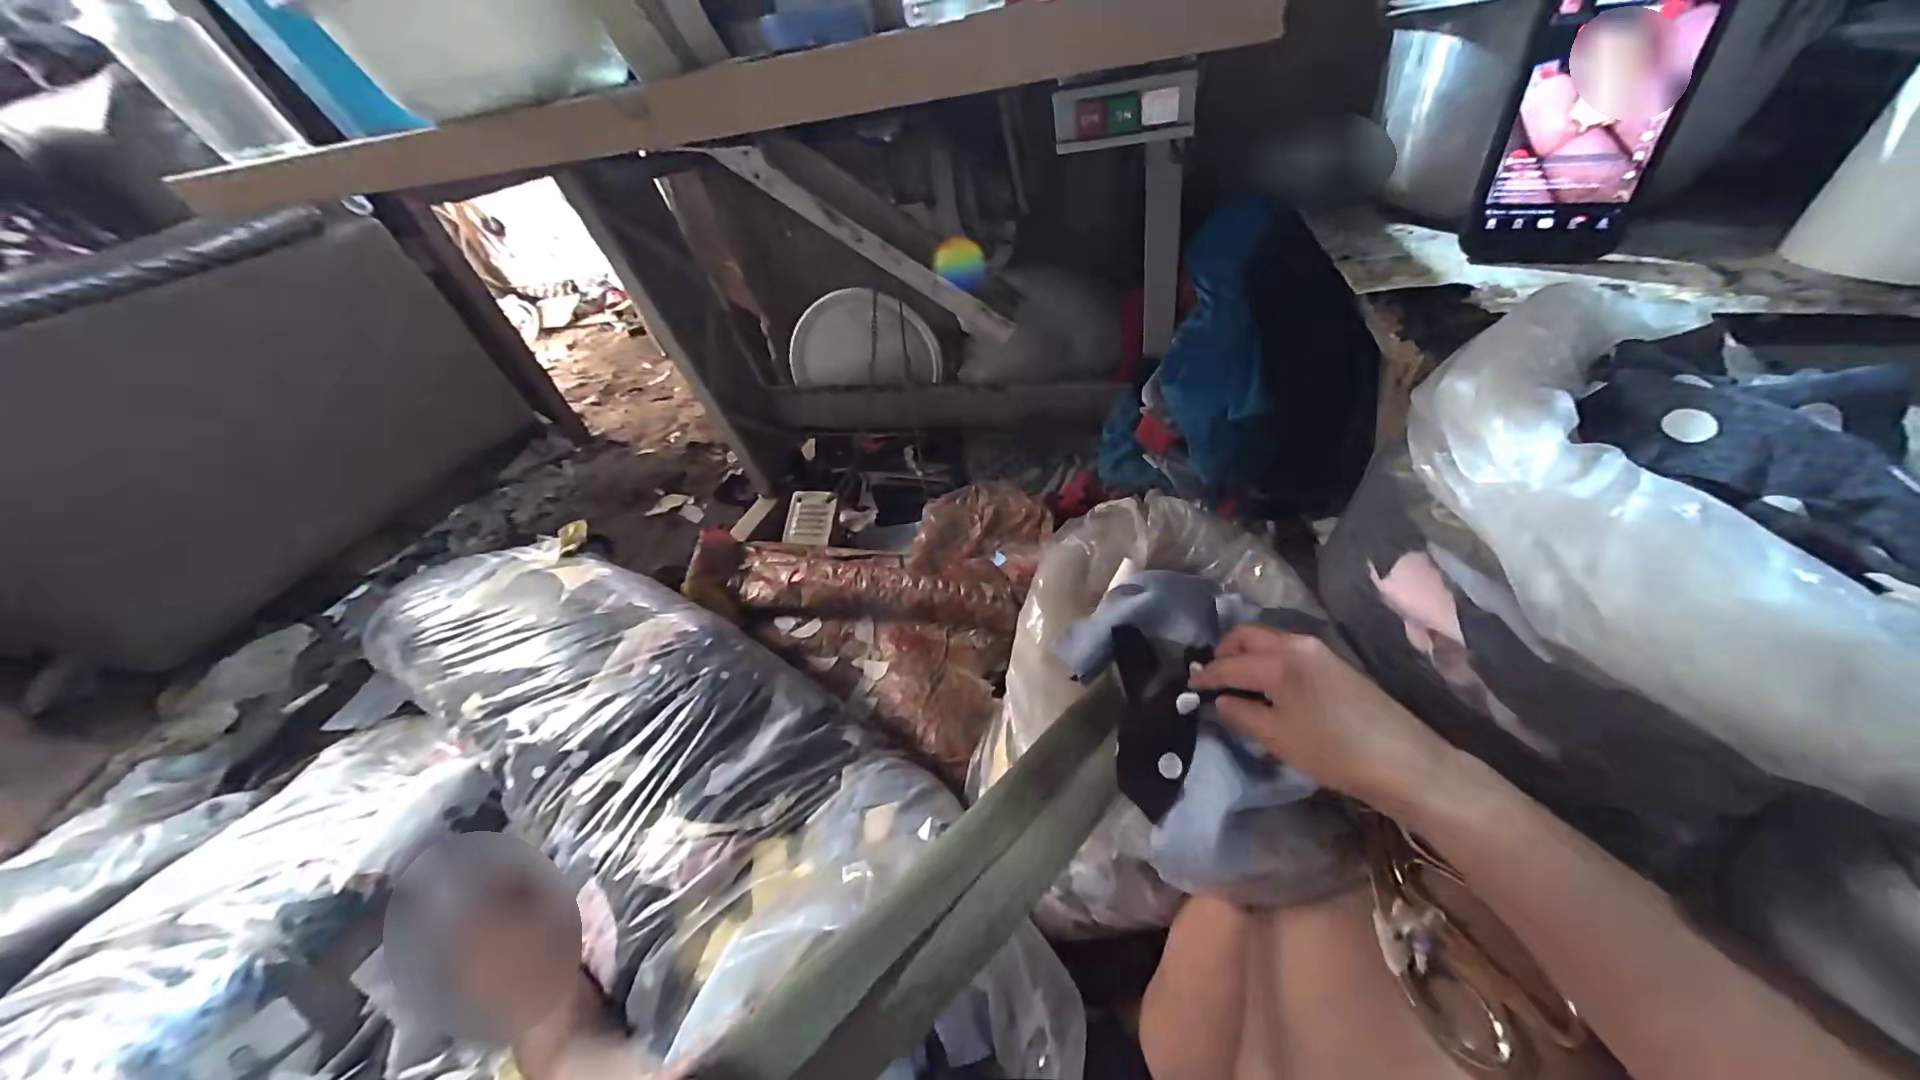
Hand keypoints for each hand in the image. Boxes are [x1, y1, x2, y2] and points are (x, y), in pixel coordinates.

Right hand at [1190, 624, 1462, 813]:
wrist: (1406, 763)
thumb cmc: (1334, 752)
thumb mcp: (1277, 738)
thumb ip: (1241, 715)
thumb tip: (1220, 701)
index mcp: (1278, 661)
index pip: (1228, 664)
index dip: (1205, 676)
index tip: (1188, 686)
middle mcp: (1296, 645)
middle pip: (1246, 636)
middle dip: (1224, 652)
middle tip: (1212, 677)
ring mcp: (1318, 650)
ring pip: (1268, 639)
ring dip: (1246, 653)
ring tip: (1236, 681)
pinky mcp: (1334, 662)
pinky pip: (1287, 649)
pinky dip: (1267, 659)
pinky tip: (1267, 684)